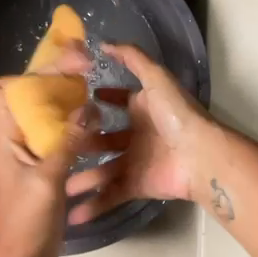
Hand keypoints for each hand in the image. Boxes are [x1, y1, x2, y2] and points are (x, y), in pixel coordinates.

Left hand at [0, 42, 95, 256]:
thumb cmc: (27, 223)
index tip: (66, 62)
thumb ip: (68, 142)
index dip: (33, 71)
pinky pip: (59, 136)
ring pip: (47, 115)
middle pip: (32, 97)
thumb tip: (88, 106)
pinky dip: (75, 126)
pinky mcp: (44, 169)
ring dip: (68, 100)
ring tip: (94, 88)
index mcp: (7, 136)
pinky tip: (95, 125)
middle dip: (57, 77)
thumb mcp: (48, 179)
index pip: (7, 89)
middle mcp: (15, 139)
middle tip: (87, 64)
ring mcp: (30, 154)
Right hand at [65, 44, 216, 224]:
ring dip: (83, 177)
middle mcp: (138, 133)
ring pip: (103, 169)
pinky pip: (111, 195)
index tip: (72, 101)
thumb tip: (103, 43)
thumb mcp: (155, 77)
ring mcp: (137, 161)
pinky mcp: (138, 186)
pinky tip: (73, 214)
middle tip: (56, 145)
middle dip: (82, 141)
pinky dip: (94, 205)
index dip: (99, 100)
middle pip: (104, 138)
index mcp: (144, 106)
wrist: (201, 156)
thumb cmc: (177, 113)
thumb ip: (131, 57)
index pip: (117, 101)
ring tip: (58, 183)